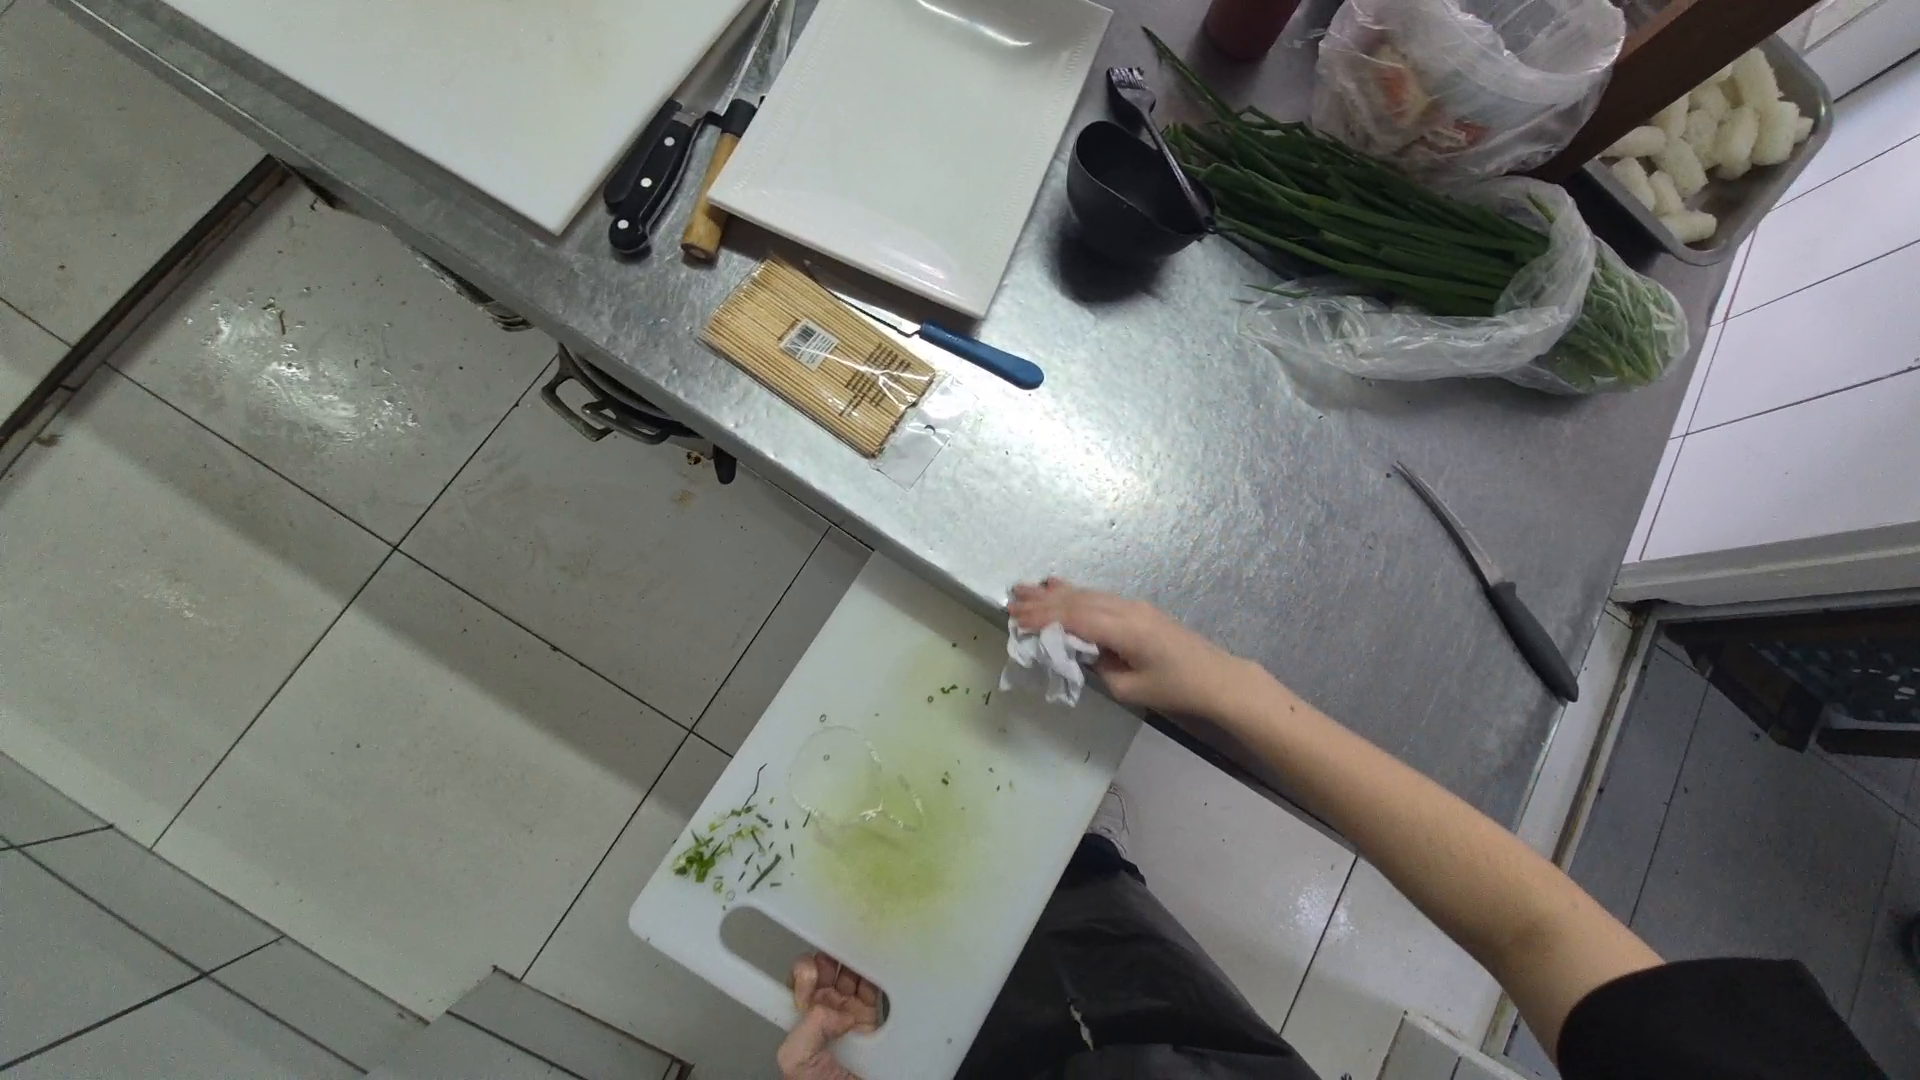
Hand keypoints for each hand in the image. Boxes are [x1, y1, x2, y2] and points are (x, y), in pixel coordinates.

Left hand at [777, 953, 880, 1079]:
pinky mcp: (875, 1014)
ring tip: (852, 965)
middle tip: (832, 968)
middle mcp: (825, 1013)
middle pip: (823, 970)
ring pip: (848, 971)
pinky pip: (874, 983)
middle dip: (827, 961)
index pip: (798, 984)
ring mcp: (851, 1012)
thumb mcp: (798, 1063)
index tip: (809, 975)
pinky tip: (872, 969)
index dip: (802, 973)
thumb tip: (835, 1008)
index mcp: (802, 1022)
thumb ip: (807, 1028)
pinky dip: (874, 971)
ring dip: (851, 962)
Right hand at [1007, 578, 1249, 716]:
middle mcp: (1127, 610)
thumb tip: (1079, 652)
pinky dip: (1073, 593)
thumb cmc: (1176, 689)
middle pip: (1077, 601)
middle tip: (1010, 600)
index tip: (1015, 619)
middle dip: (1041, 602)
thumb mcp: (1130, 689)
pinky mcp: (1137, 609)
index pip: (1075, 619)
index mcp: (1125, 631)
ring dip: (1054, 593)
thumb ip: (1099, 668)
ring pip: (1086, 594)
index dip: (1043, 619)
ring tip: (1024, 589)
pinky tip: (1058, 587)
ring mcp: (1133, 606)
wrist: (1217, 677)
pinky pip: (1098, 596)